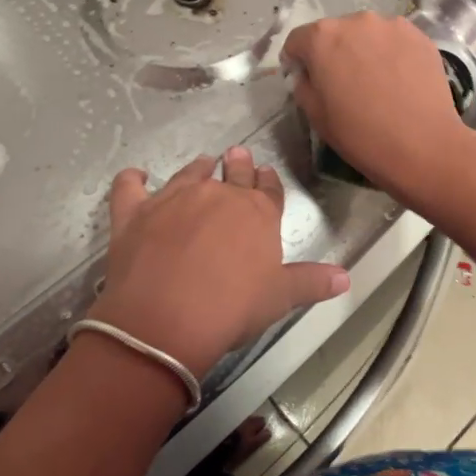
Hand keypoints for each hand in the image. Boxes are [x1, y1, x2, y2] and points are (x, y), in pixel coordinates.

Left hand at [88, 148, 349, 378]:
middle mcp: (217, 195)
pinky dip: (132, 179)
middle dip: (238, 165)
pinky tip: (136, 175)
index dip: (268, 182)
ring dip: (198, 168)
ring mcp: (173, 199)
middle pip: (233, 173)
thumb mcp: (280, 298)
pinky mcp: (135, 212)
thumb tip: (346, 276)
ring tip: (203, 164)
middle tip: (238, 155)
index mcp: (257, 213)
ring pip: (190, 173)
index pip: (268, 189)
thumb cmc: (232, 309)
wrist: (166, 320)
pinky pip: (130, 186)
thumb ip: (312, 282)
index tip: (266, 174)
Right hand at [281, 12, 475, 195]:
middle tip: (344, 83)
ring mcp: (392, 25)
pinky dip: (392, 54)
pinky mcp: (420, 35)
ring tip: (376, 82)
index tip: (307, 80)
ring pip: (368, 35)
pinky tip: (400, 80)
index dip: (297, 60)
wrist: (422, 144)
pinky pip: (395, 41)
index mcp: (322, 37)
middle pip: (335, 33)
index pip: (298, 40)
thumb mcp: (316, 116)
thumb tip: (309, 74)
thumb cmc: (361, 134)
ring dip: (365, 50)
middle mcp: (356, 20)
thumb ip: (304, 85)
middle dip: (334, 53)